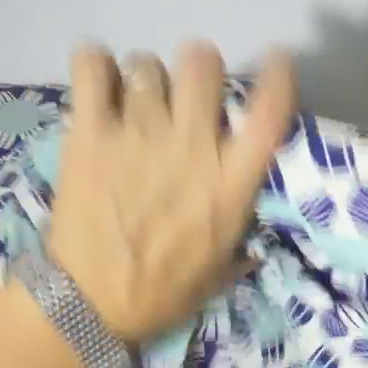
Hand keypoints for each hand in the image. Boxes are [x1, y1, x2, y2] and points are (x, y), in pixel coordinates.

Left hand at [46, 41, 297, 345]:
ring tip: (133, 106)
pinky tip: (99, 89)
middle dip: (196, 73)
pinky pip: (92, 63)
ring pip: (147, 63)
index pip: (269, 113)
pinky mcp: (90, 131)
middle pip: (202, 62)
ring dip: (144, 80)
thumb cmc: (164, 295)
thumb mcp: (219, 271)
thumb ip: (237, 239)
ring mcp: (139, 134)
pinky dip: (96, 67)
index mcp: (230, 185)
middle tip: (183, 98)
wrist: (94, 304)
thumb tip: (250, 236)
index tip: (275, 65)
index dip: (277, 77)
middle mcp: (192, 148)